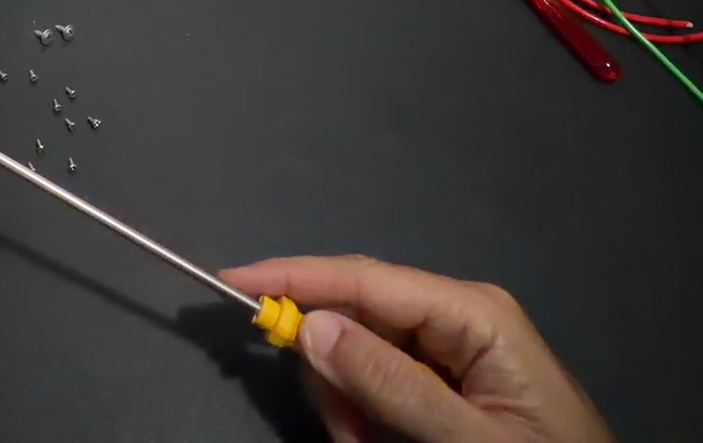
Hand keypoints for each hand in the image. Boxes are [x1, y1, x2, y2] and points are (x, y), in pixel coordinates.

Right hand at [222, 256, 611, 442]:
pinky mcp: (448, 369)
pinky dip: (362, 407)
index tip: (232, 280)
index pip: (360, 277)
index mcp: (469, 310)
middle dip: (329, 367)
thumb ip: (391, 385)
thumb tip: (311, 326)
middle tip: (338, 432)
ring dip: (346, 398)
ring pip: (359, 345)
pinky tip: (371, 438)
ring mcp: (451, 339)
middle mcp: (455, 310)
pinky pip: (380, 371)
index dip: (292, 276)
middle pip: (355, 311)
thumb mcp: (470, 442)